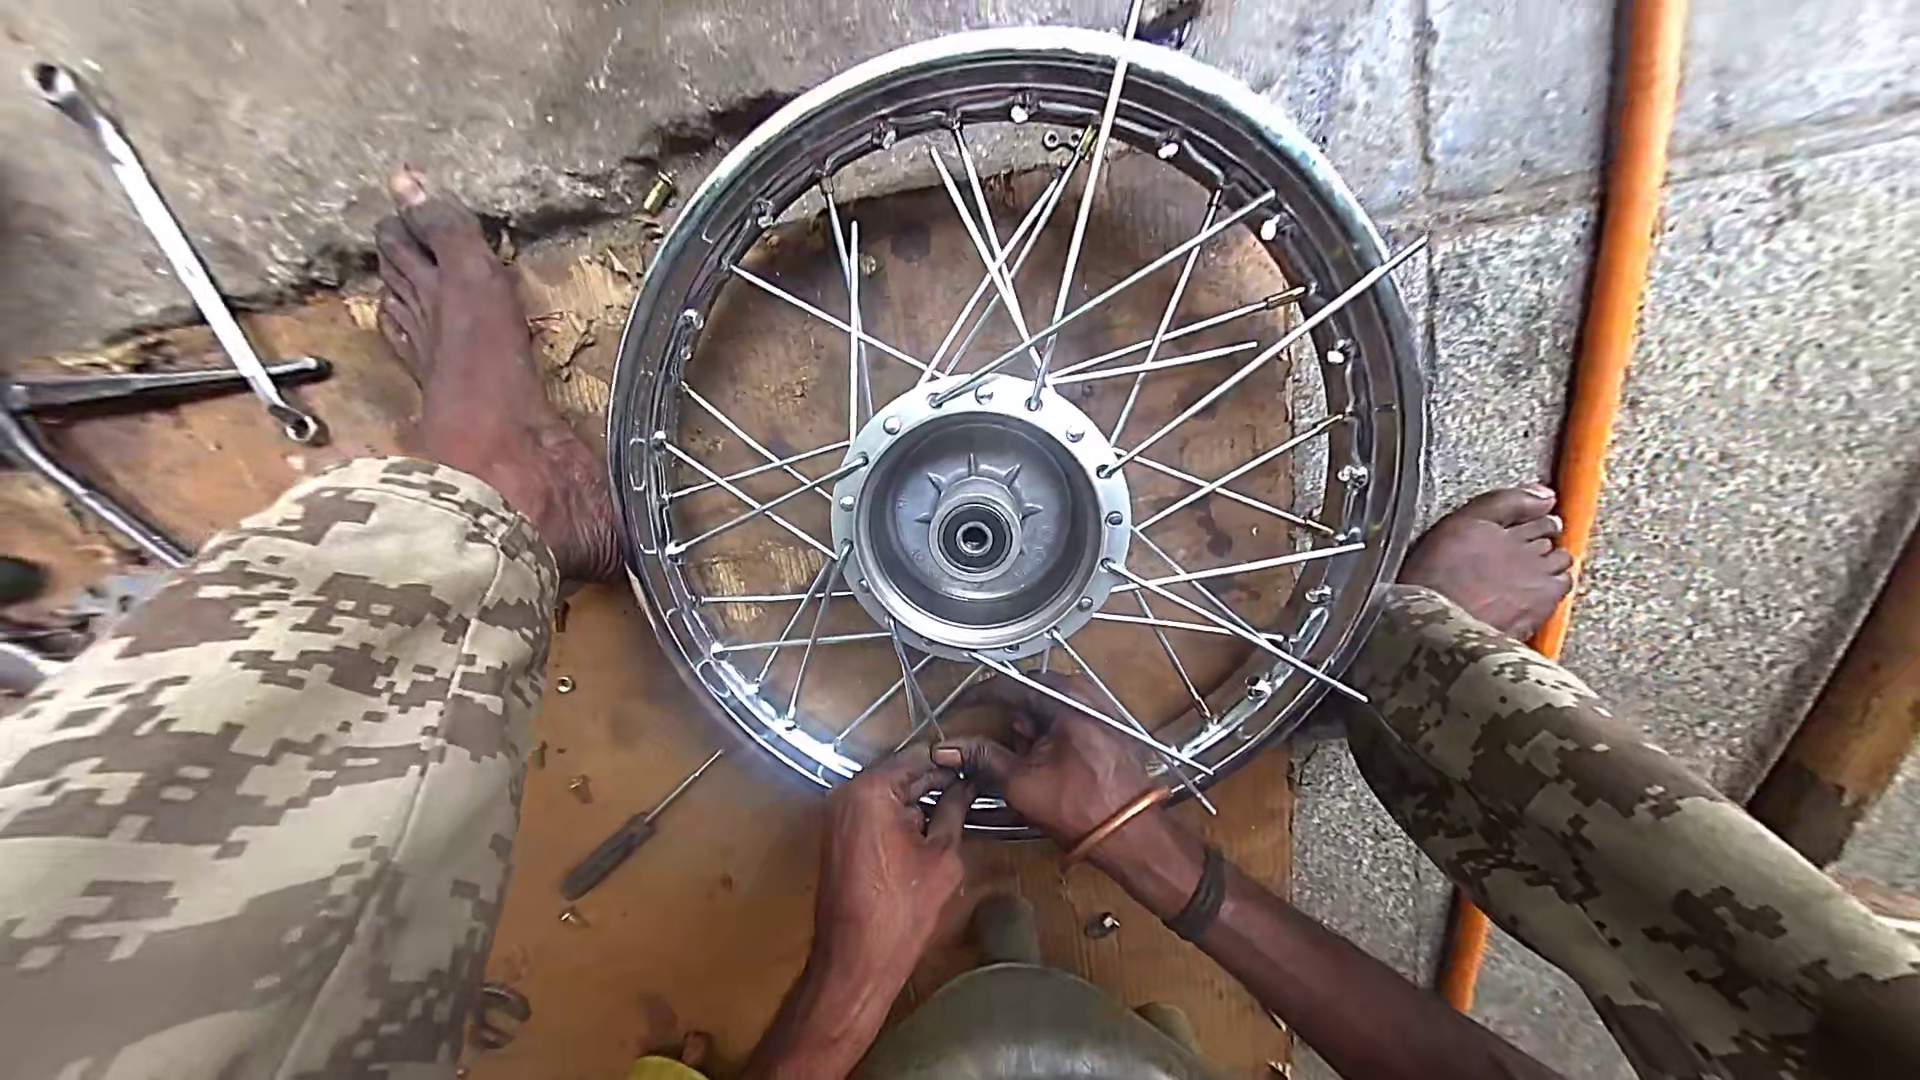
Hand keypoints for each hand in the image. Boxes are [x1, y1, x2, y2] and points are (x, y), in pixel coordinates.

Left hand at [813, 750, 973, 982]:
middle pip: (899, 773)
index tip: (971, 767)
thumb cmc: (898, 913)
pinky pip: (872, 810)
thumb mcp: (942, 856)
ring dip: (916, 799)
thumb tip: (964, 788)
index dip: (947, 763)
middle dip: (932, 781)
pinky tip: (925, 829)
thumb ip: (954, 810)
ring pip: (886, 792)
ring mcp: (837, 814)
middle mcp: (847, 794)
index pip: (916, 758)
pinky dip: (897, 814)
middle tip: (966, 788)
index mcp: (871, 791)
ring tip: (951, 807)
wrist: (854, 963)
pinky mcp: (836, 834)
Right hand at [931, 674, 1156, 848]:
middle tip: (990, 740)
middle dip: (1005, 715)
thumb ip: (982, 757)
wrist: (1132, 836)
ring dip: (1026, 726)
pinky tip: (1043, 759)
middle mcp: (1084, 693)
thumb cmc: (1084, 810)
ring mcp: (1098, 706)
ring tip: (1022, 758)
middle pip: (1026, 691)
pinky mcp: (1104, 723)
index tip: (960, 708)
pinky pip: (1063, 715)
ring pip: (1044, 704)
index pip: (1009, 683)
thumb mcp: (1022, 783)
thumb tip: (950, 748)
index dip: (977, 696)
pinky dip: (1046, 732)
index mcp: (1065, 698)